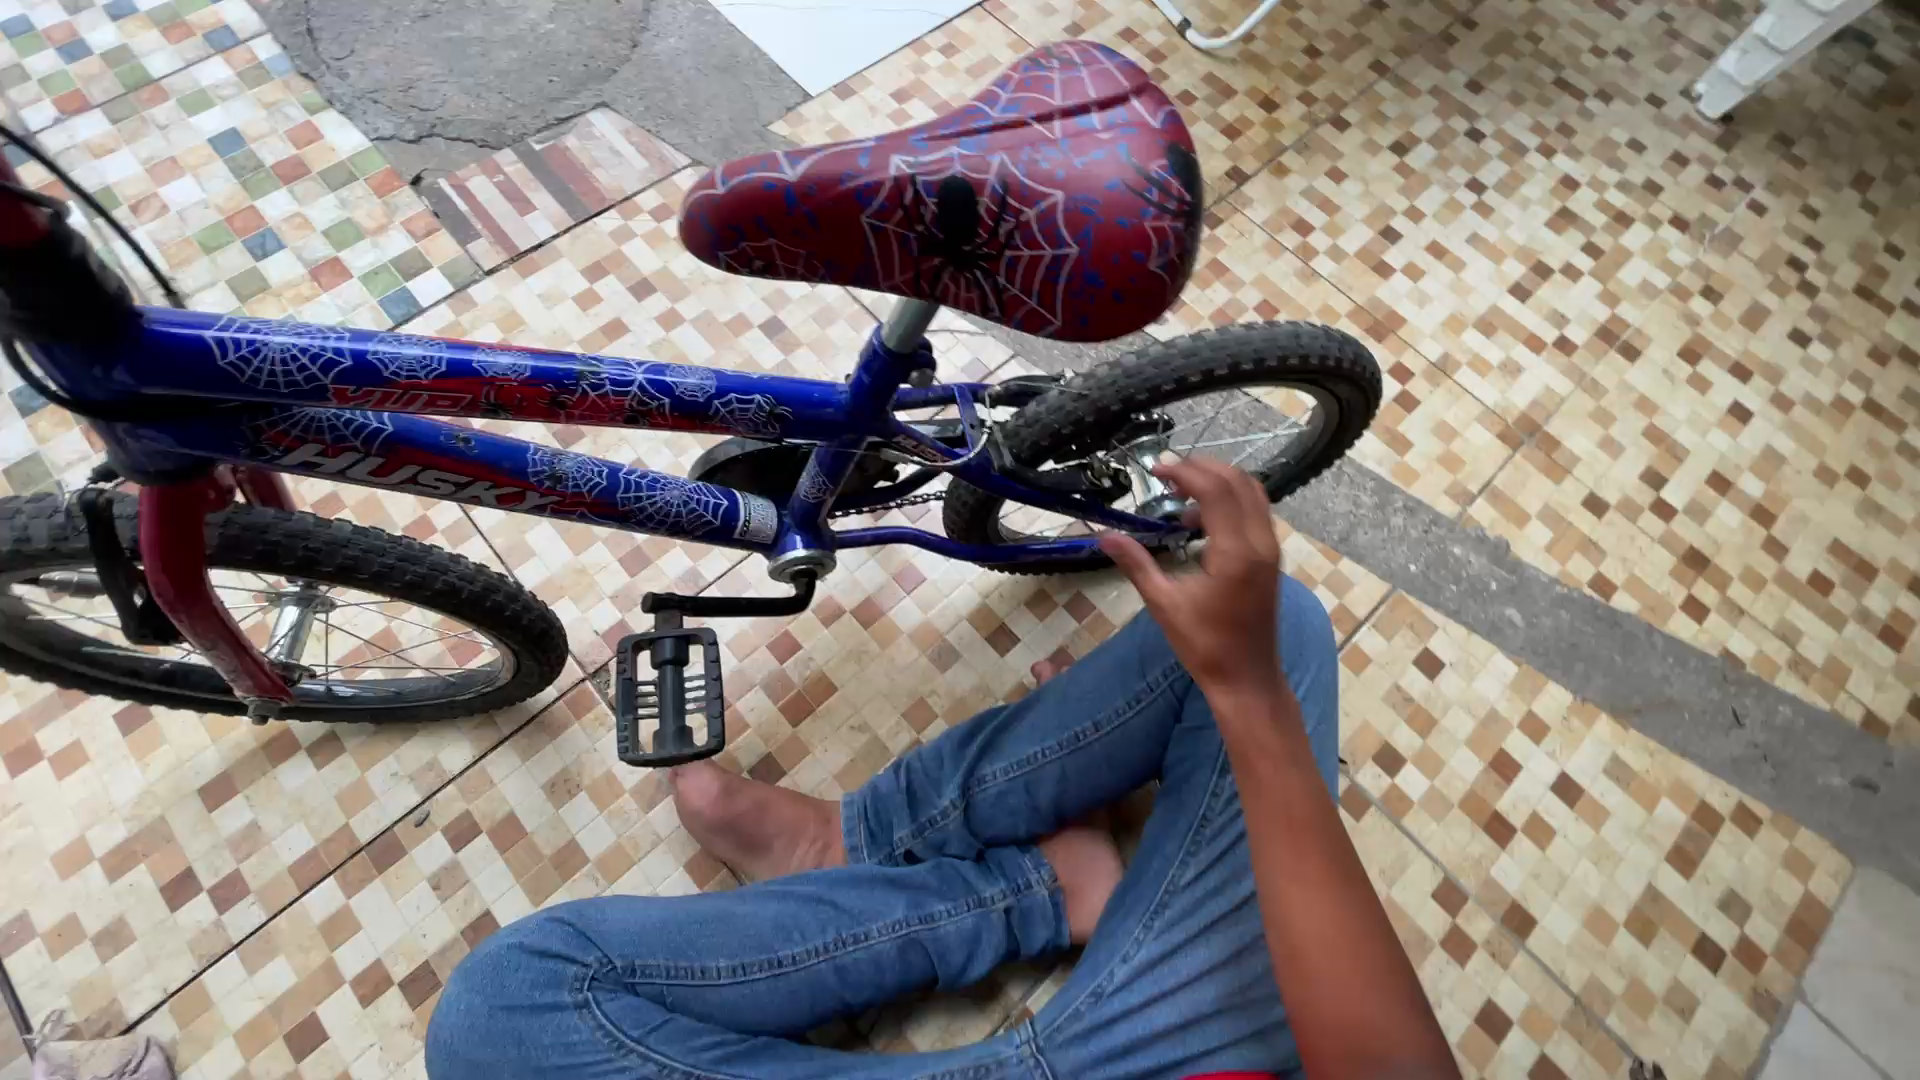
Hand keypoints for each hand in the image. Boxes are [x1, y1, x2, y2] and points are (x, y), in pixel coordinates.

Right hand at [1098, 458, 1284, 707]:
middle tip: (1167, 472)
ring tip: (1181, 492)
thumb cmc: (1204, 646)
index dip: (1185, 472)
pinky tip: (1200, 519)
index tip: (1155, 469)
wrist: (1246, 678)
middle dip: (1202, 468)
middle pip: (1239, 482)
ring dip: (1219, 482)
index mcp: (1236, 553)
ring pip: (1253, 493)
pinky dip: (1230, 500)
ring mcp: (1270, 550)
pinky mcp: (1270, 558)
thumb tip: (1105, 537)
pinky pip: (1256, 511)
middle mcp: (1260, 543)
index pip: (1215, 491)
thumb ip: (1136, 564)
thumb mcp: (1163, 604)